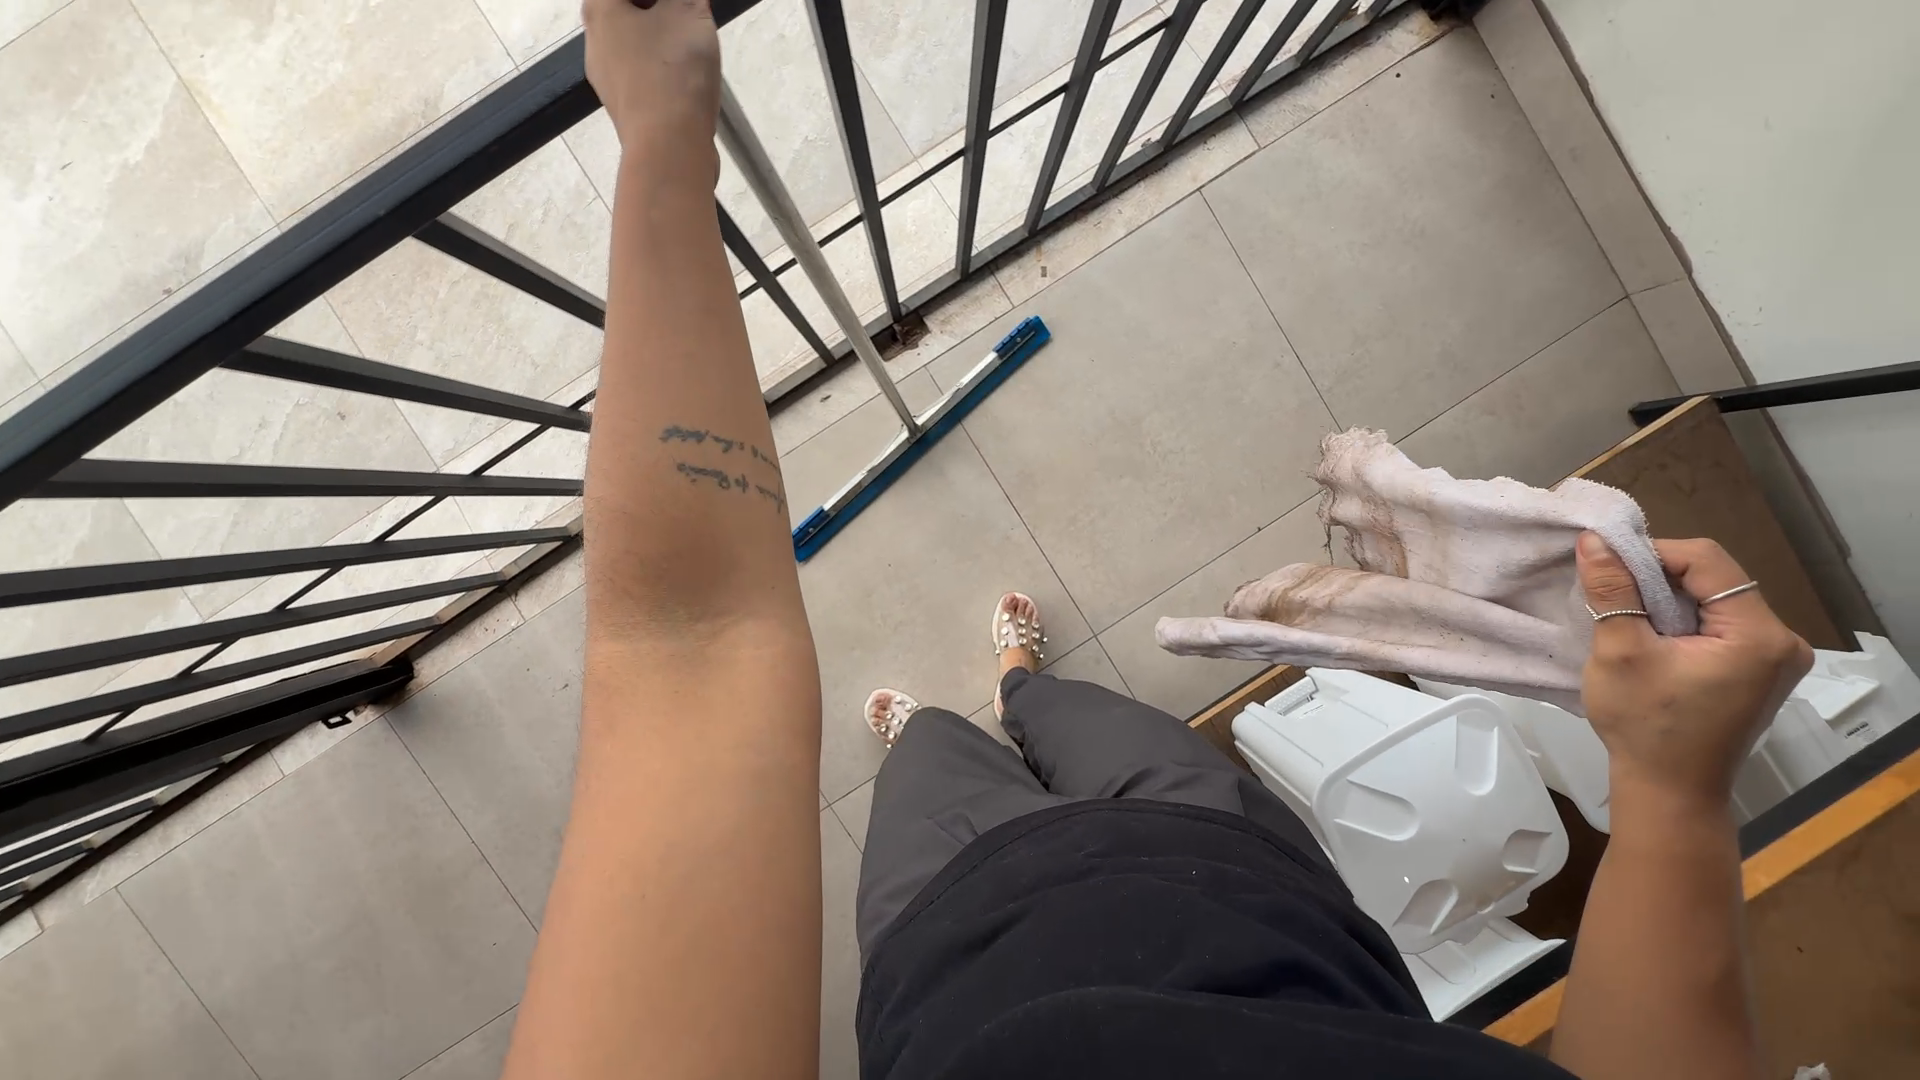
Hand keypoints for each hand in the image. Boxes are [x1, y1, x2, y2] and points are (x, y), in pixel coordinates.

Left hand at [582, 0, 720, 168]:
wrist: (670, 152)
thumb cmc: (674, 75)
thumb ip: (687, 0)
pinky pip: (644, 80)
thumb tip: (684, 5)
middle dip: (661, 12)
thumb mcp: (690, 14)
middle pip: (627, 11)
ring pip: (636, 47)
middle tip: (691, 20)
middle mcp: (594, 41)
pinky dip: (664, 76)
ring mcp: (607, 81)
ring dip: (664, 44)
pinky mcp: (626, 112)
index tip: (686, 8)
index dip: (660, 0)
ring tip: (693, 55)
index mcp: (601, 6)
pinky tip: (686, 88)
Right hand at [1577, 532, 1812, 814]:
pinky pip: (1716, 626)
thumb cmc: (1645, 722)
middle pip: (1713, 580)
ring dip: (1663, 602)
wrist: (1669, 787)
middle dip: (1655, 580)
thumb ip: (1612, 592)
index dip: (1650, 555)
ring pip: (1712, 602)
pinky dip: (1677, 623)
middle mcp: (1780, 641)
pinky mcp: (1756, 672)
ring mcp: (1773, 659)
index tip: (1605, 571)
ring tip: (1624, 621)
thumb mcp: (1619, 650)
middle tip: (1609, 598)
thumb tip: (1595, 541)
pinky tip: (1648, 641)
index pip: (1707, 561)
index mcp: (1758, 634)